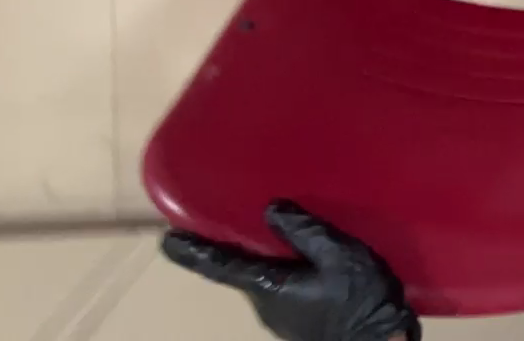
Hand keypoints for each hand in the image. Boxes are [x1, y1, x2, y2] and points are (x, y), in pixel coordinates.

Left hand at [163, 201, 420, 340]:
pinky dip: (277, 262)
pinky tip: (295, 250)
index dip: (194, 253)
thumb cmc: (356, 297)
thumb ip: (305, 231)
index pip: (222, 267)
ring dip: (256, 254)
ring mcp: (280, 314)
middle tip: (220, 216)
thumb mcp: (338, 255)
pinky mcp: (296, 315)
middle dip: (228, 246)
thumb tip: (271, 208)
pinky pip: (278, 282)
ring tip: (264, 225)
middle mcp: (264, 304)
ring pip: (261, 276)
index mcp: (269, 287)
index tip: (167, 240)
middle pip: (240, 270)